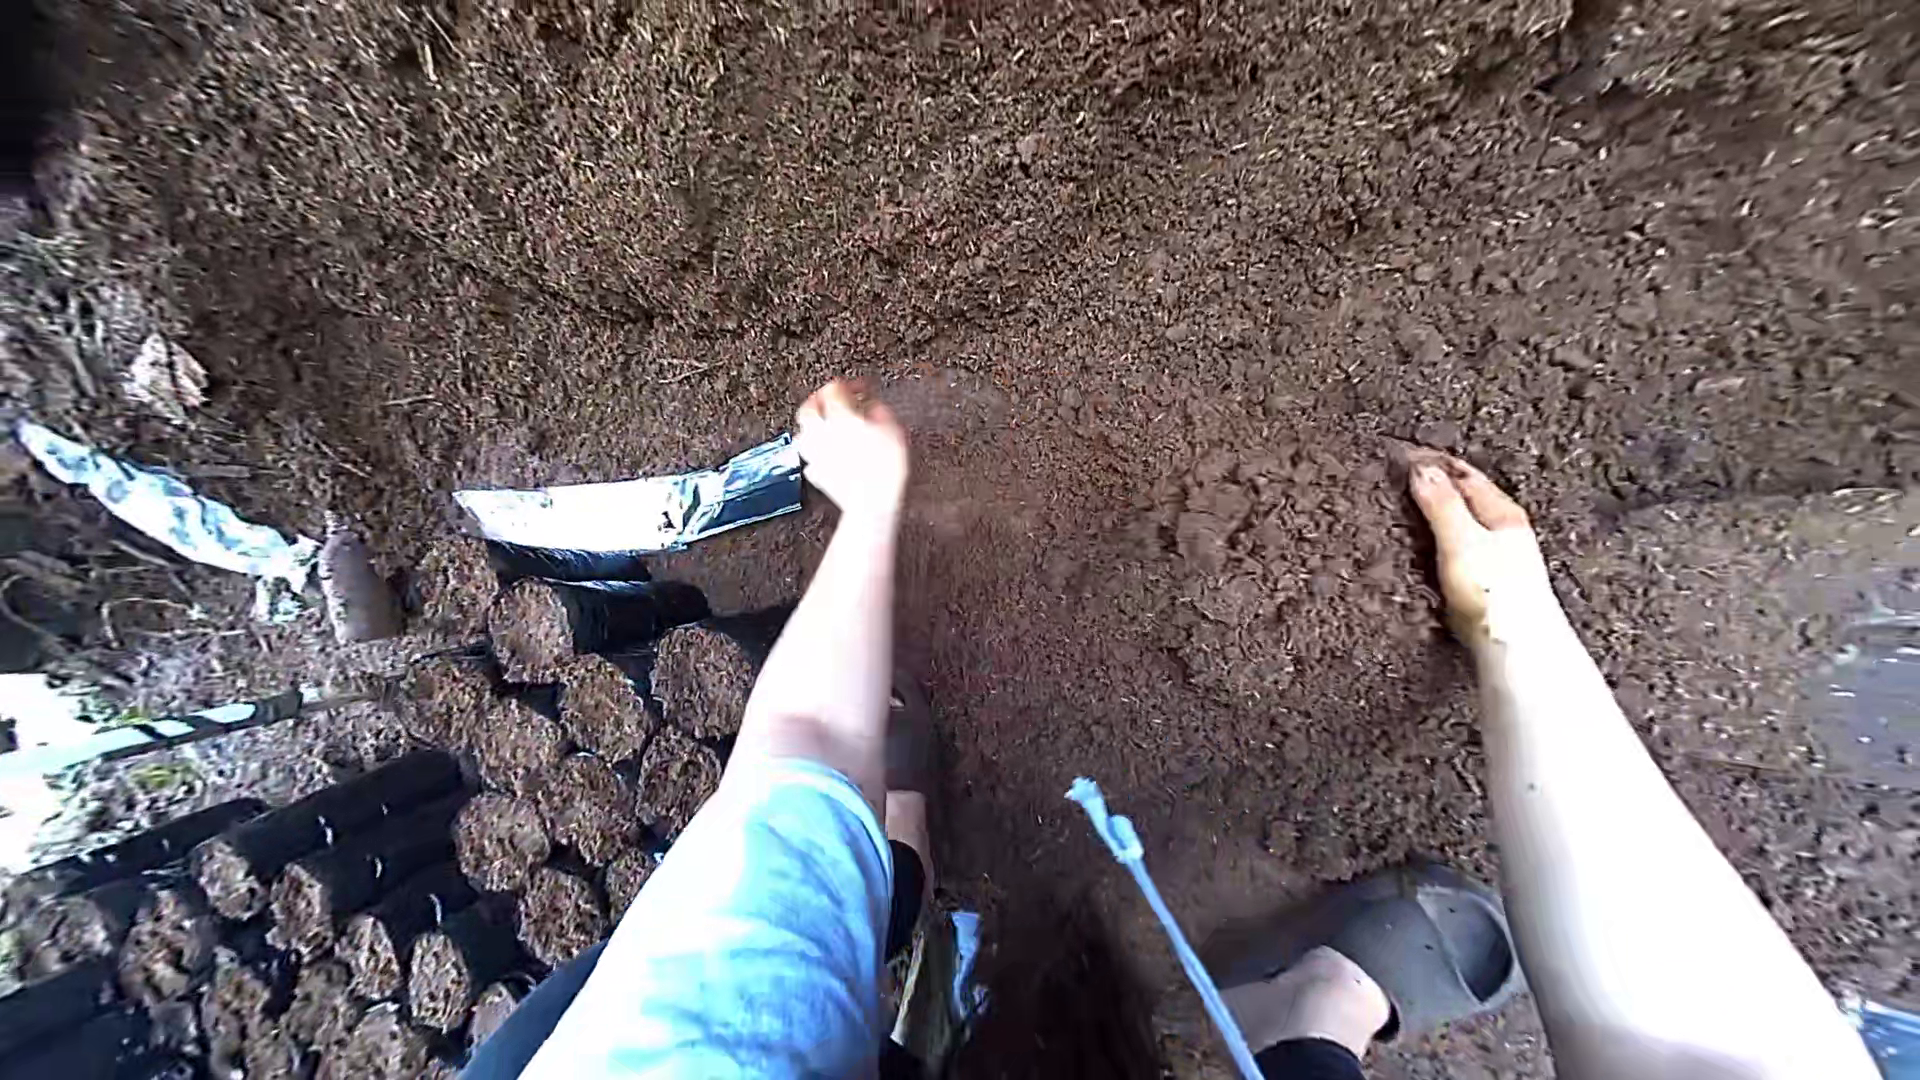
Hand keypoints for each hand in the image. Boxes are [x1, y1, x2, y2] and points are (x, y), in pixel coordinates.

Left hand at [794, 379, 909, 522]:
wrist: (873, 503)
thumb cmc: (885, 468)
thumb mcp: (894, 429)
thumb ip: (879, 411)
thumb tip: (873, 406)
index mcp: (841, 416)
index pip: (834, 389)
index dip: (847, 384)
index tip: (858, 387)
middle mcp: (822, 432)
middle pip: (808, 409)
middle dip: (817, 400)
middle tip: (828, 399)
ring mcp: (817, 456)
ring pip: (803, 436)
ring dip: (811, 428)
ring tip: (822, 426)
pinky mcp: (818, 476)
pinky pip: (811, 463)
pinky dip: (816, 457)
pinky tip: (824, 457)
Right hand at [1407, 451, 1559, 648]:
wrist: (1515, 640)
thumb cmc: (1493, 592)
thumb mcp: (1460, 541)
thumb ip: (1441, 504)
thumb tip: (1420, 469)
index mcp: (1502, 513)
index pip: (1464, 473)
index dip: (1433, 461)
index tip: (1402, 454)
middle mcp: (1502, 528)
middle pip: (1465, 492)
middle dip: (1436, 479)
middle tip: (1402, 471)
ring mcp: (1496, 551)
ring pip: (1463, 515)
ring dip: (1437, 503)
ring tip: (1408, 498)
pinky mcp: (1483, 573)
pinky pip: (1456, 537)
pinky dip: (1438, 528)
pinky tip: (1424, 536)